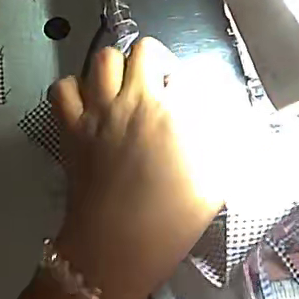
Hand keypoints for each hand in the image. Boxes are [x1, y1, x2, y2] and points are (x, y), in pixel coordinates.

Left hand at [48, 38, 223, 298]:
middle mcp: (132, 102)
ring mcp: (97, 112)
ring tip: (122, 88)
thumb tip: (235, 126)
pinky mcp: (69, 128)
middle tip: (157, 84)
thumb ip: (229, 147)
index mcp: (171, 113)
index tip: (188, 101)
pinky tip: (89, 103)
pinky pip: (62, 88)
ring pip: (102, 58)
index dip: (188, 84)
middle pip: (141, 49)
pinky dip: (74, 87)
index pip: (184, 72)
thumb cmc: (170, 220)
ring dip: (116, 67)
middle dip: (153, 61)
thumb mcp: (216, 184)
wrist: (115, 249)